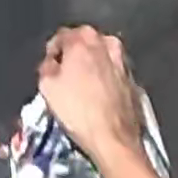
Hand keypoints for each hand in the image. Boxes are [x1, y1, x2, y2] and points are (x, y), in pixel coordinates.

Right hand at [38, 26, 146, 168]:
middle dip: (73, 56)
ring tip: (84, 88)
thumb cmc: (78, 110)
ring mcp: (121, 58)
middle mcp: (104, 40)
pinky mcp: (132, 76)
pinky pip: (112, 70)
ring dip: (91, 65)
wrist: (115, 140)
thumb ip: (45, 66)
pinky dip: (106, 77)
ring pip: (99, 55)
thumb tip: (51, 63)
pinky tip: (100, 96)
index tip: (50, 71)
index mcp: (81, 37)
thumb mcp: (47, 87)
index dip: (52, 54)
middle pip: (81, 42)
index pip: (59, 37)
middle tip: (66, 78)